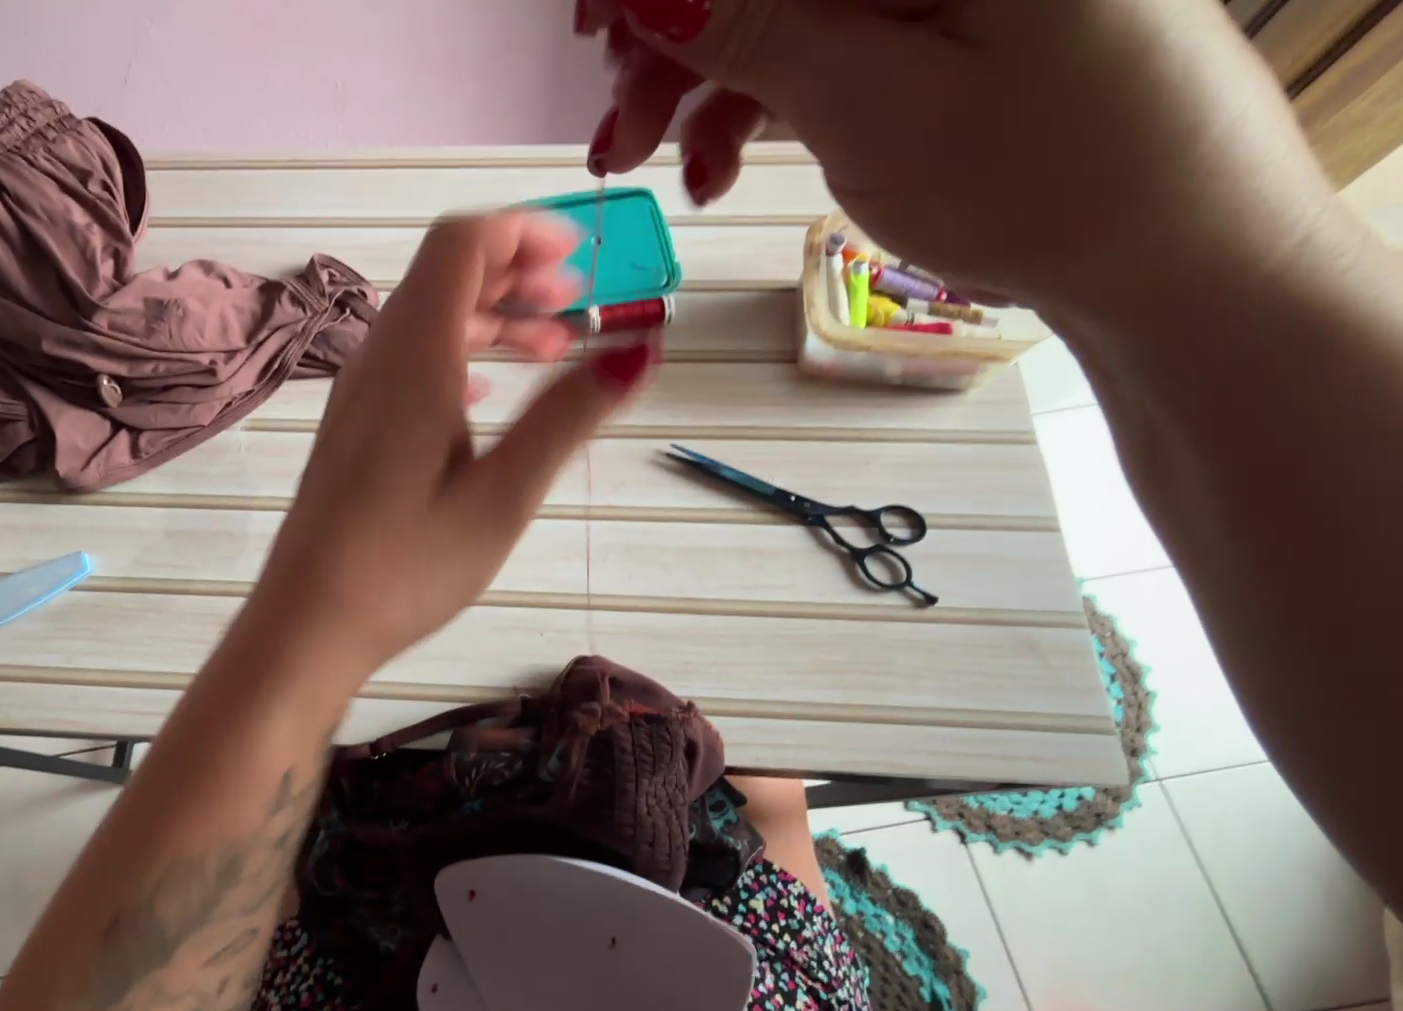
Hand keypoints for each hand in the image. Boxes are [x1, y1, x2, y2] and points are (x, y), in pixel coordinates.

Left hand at [241, 212, 658, 682]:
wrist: (309, 621)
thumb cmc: (408, 565)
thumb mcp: (504, 494)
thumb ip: (568, 415)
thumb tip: (639, 350)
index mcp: (415, 356)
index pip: (461, 245)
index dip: (521, 231)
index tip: (577, 253)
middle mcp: (378, 358)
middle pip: (445, 275)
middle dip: (515, 272)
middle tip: (576, 302)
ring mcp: (359, 393)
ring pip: (429, 320)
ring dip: (492, 318)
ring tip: (552, 348)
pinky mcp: (354, 427)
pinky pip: (411, 362)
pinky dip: (459, 356)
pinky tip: (486, 393)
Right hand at [577, 0, 1347, 324]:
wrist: (1159, 248)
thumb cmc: (1038, 174)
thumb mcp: (872, 104)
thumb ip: (757, 33)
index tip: (591, 33)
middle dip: (669, 42)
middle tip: (614, 128)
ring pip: (773, 12)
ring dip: (697, 89)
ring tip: (651, 167)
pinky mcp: (921, 27)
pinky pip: (809, 48)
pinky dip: (750, 108)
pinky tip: (715, 168)